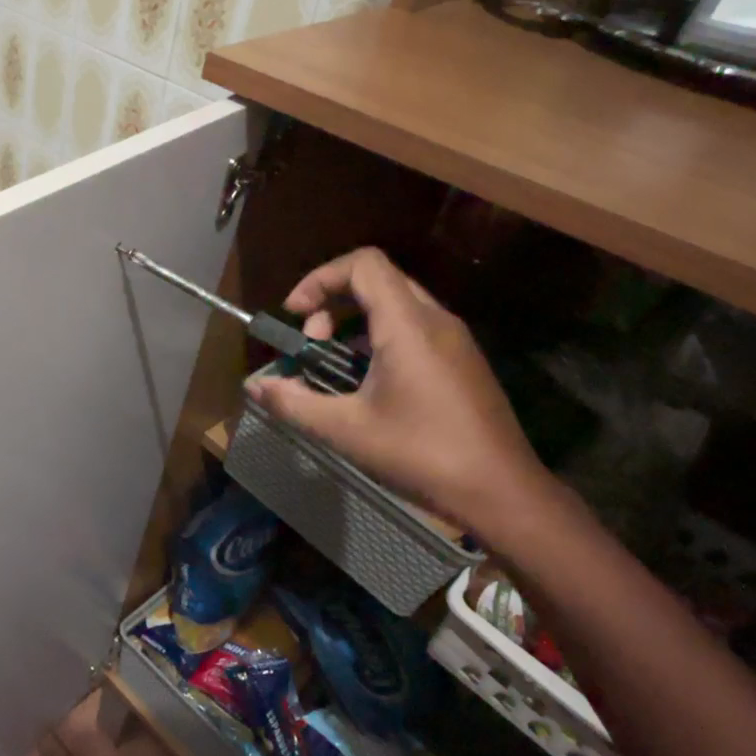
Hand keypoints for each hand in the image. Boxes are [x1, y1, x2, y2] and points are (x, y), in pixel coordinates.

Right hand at [244, 248, 554, 535]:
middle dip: (333, 302)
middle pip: (378, 280)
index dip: (320, 279)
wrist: (500, 491)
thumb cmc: (421, 454)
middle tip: (311, 344)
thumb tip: (255, 387)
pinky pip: (414, 330)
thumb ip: (294, 403)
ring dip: (355, 323)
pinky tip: (366, 384)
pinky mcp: (462, 363)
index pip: (364, 264)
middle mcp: (435, 321)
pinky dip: (380, 340)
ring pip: (397, 305)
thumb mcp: (345, 430)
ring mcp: (454, 341)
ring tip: (334, 367)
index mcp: (408, 325)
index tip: (296, 316)